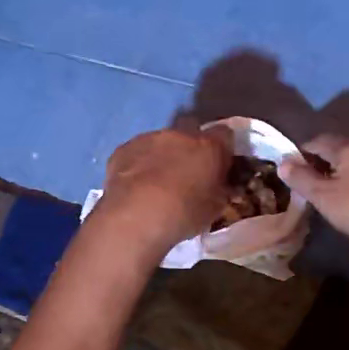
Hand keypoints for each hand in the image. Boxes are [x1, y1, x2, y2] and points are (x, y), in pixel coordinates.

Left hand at [96, 128, 229, 252]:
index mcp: (209, 146)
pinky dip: (138, 164)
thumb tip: (220, 187)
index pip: (224, 135)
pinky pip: (137, 152)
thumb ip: (219, 191)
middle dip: (190, 149)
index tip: (217, 166)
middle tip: (186, 174)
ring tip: (155, 183)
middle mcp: (180, 134)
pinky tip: (134, 185)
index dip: (221, 149)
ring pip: (161, 142)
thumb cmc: (184, 214)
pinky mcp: (124, 148)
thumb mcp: (214, 209)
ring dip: (162, 156)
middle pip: (190, 133)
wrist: (136, 216)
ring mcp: (149, 138)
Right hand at [278, 134, 348, 255]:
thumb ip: (300, 177)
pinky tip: (338, 202)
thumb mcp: (322, 195)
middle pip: (332, 151)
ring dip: (328, 176)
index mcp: (348, 147)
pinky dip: (343, 184)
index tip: (285, 173)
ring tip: (315, 195)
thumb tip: (282, 162)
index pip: (315, 141)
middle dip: (313, 164)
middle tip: (297, 185)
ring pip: (345, 165)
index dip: (297, 154)